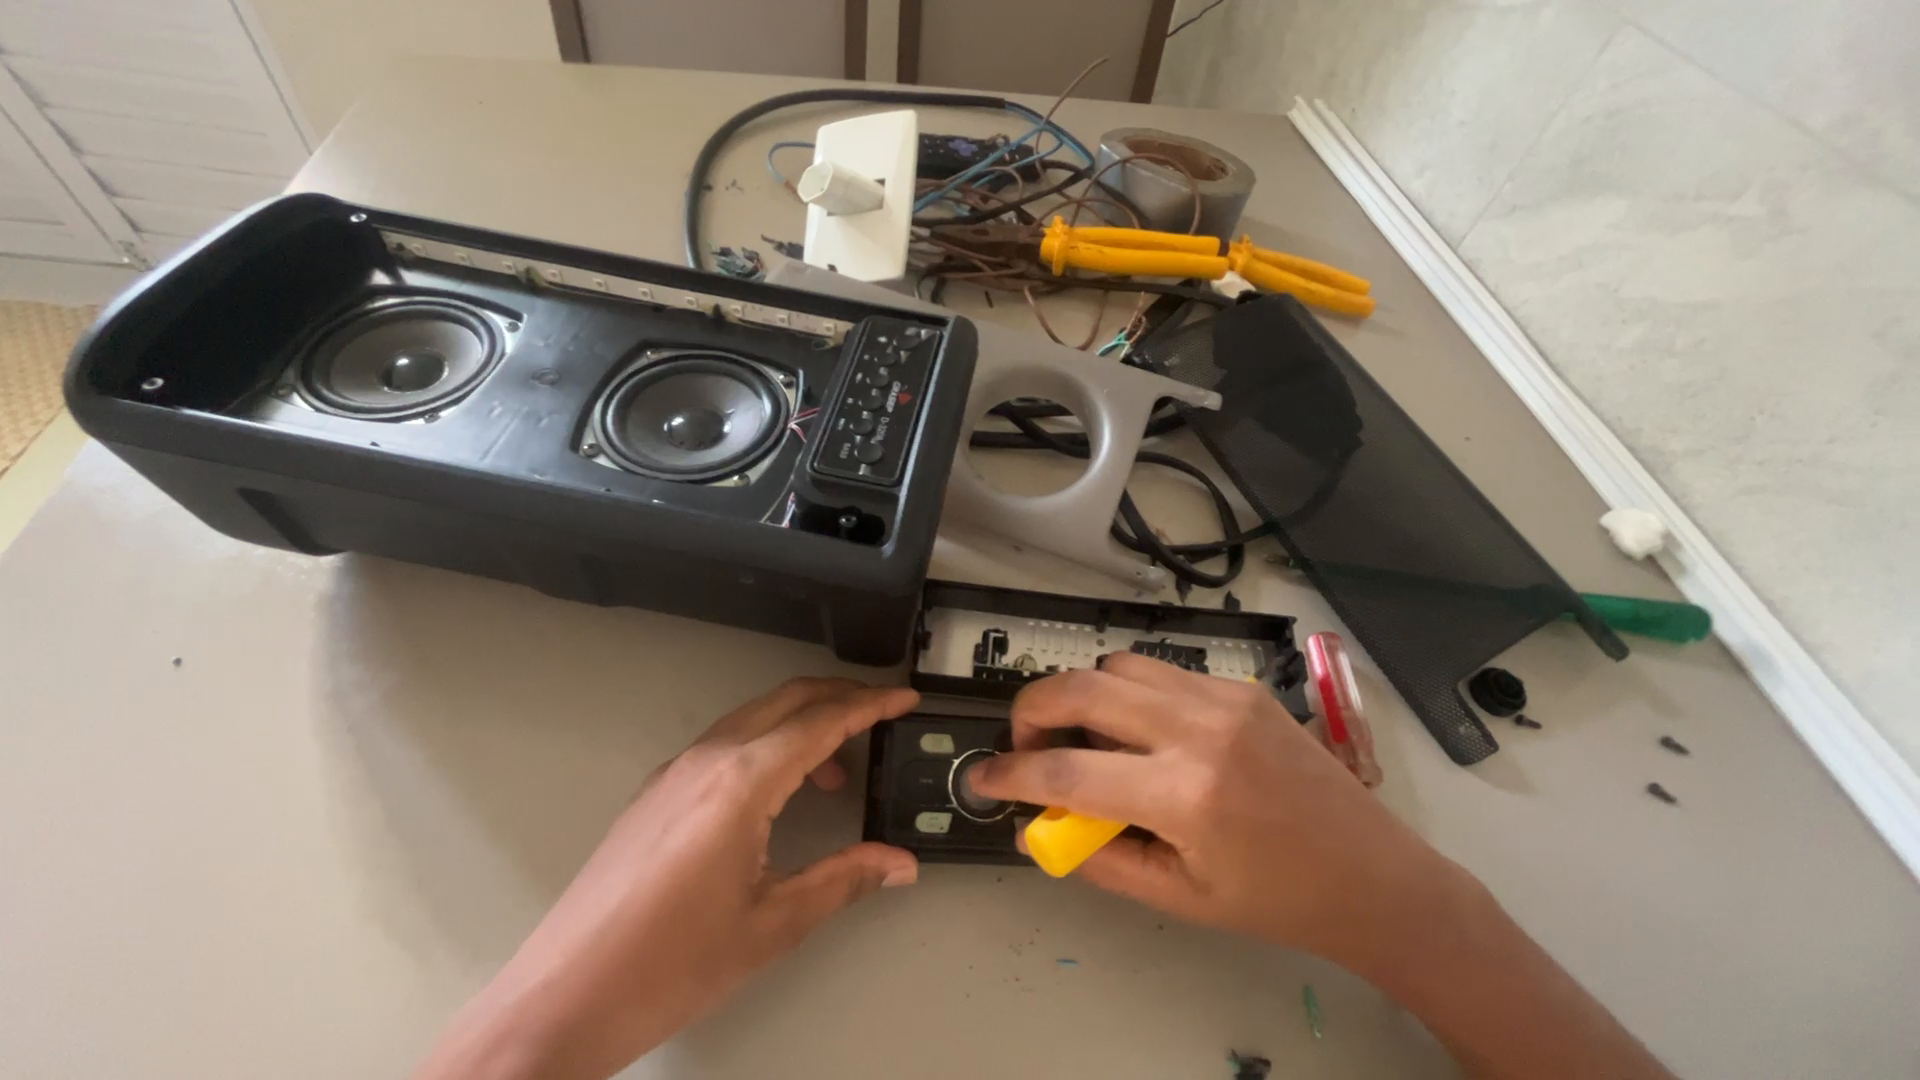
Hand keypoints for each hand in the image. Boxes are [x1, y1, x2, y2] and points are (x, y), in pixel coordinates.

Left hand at [413, 678, 920, 1079]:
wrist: (563, 997)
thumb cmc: (673, 963)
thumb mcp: (773, 924)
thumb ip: (844, 880)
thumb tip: (902, 864)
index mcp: (742, 781)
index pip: (821, 722)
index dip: (871, 705)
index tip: (906, 698)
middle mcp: (707, 759)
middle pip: (787, 700)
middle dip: (840, 696)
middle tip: (884, 712)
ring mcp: (675, 771)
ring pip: (754, 717)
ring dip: (802, 723)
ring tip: (837, 770)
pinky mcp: (657, 791)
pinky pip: (727, 742)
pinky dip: (768, 744)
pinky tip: (779, 790)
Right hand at [967, 653, 1457, 966]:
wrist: (1374, 875)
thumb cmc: (1276, 900)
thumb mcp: (1178, 898)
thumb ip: (1098, 858)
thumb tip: (1036, 829)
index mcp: (1183, 795)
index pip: (1064, 773)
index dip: (1009, 775)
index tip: (981, 778)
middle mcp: (1198, 730)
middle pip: (1079, 687)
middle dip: (1030, 711)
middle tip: (1026, 746)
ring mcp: (1223, 698)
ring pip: (1116, 665)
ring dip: (1081, 695)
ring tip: (1084, 737)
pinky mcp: (1240, 687)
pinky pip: (1161, 672)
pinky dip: (1129, 693)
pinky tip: (1141, 733)